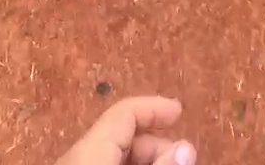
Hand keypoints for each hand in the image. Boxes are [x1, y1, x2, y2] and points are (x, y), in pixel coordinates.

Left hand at [54, 96, 196, 164]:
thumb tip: (188, 147)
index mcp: (87, 148)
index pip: (124, 111)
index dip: (154, 106)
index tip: (181, 112)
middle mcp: (77, 154)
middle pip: (120, 133)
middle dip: (156, 141)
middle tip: (183, 157)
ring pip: (113, 154)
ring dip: (145, 158)